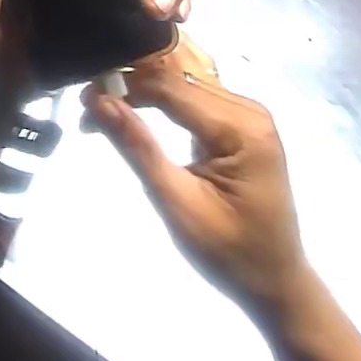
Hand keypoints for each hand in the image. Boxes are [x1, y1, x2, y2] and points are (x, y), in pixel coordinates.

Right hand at [83, 33, 307, 312]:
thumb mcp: (176, 204)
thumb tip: (98, 100)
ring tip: (105, 104)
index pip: (171, 87)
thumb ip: (138, 147)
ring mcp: (247, 112)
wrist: (276, 284)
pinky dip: (158, 95)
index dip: (124, 85)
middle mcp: (249, 109)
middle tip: (89, 104)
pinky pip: (192, 92)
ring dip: (140, 86)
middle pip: (176, 76)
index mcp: (241, 129)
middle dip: (129, 83)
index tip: (84, 98)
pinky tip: (133, 103)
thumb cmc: (229, 253)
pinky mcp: (239, 119)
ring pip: (181, 78)